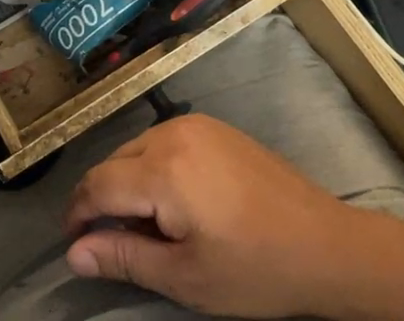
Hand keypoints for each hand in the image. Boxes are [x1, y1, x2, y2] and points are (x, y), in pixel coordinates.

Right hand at [63, 116, 378, 318]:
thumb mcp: (185, 277)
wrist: (330, 246)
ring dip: (128, 183)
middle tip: (112, 243)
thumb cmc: (256, 269)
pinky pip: (164, 142)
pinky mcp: (216, 127)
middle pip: (115, 163)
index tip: (74, 243)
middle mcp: (173, 134)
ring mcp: (197, 125)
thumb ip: (123, 259)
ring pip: (137, 150)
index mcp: (163, 170)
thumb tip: (73, 253)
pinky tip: (174, 201)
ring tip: (146, 226)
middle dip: (103, 199)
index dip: (78, 214)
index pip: (98, 185)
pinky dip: (154, 168)